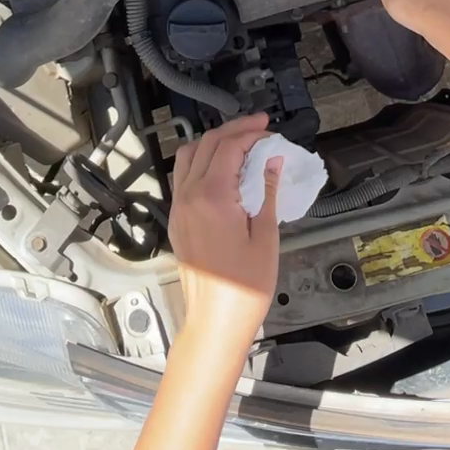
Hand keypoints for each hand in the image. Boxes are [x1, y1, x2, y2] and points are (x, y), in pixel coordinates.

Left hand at [169, 114, 282, 349]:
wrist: (215, 322)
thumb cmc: (246, 286)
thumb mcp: (267, 237)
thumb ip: (268, 191)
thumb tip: (273, 159)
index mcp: (213, 196)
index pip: (228, 147)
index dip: (250, 132)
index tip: (268, 128)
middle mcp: (189, 195)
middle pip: (206, 144)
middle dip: (233, 130)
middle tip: (258, 126)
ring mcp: (178, 206)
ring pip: (188, 155)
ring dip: (213, 141)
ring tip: (239, 141)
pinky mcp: (176, 218)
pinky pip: (183, 175)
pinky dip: (201, 160)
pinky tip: (221, 166)